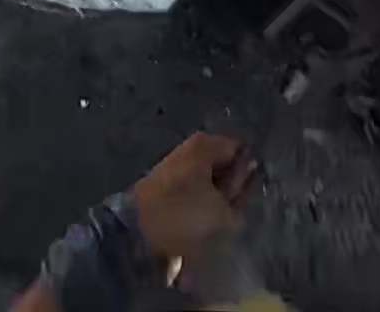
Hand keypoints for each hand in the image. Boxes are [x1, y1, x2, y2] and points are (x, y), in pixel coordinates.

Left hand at [128, 132, 256, 260]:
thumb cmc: (181, 214)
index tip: (244, 199)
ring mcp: (176, 166)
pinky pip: (190, 196)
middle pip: (223, 167)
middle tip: (228, 216)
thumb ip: (240, 204)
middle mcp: (191, 149)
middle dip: (228, 193)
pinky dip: (194, 214)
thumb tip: (240, 198)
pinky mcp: (164, 186)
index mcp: (206, 144)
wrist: (132, 233)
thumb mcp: (221, 215)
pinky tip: (193, 235)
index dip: (247, 175)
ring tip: (209, 231)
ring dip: (211, 207)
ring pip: (207, 185)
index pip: (240, 151)